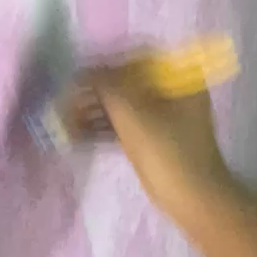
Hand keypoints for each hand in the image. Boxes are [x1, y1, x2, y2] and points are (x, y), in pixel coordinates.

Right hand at [78, 61, 237, 216]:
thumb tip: (83, 70)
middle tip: (67, 98)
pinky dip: (102, 127)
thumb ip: (106, 86)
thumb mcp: (133, 113)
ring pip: (123, 105)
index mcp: (180, 79)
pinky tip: (76, 133)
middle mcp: (173, 92)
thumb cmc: (167, 151)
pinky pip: (124, 124)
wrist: (192, 199)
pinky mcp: (152, 138)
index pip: (138, 58)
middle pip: (127, 82)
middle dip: (96, 90)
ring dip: (95, 109)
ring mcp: (163, 117)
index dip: (106, 63)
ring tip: (65, 117)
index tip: (79, 74)